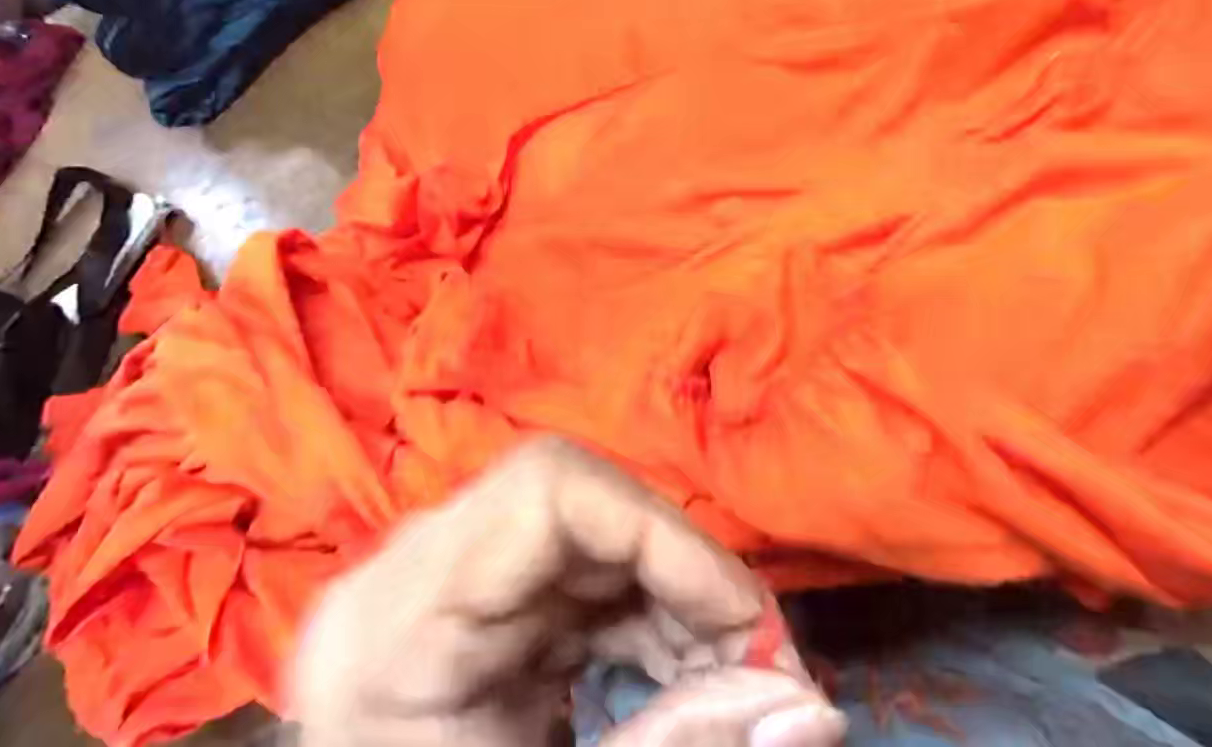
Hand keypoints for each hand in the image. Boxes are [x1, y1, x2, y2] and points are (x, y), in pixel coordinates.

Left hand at [291, 437, 846, 746]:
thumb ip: (676, 746)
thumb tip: (815, 712)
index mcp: (396, 618)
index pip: (548, 490)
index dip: (662, 534)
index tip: (745, 618)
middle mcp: (415, 570)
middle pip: (581, 505)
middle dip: (682, 575)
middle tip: (756, 662)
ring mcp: (444, 583)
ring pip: (592, 539)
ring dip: (674, 602)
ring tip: (729, 683)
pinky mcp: (477, 609)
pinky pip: (580, 582)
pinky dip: (645, 625)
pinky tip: (681, 681)